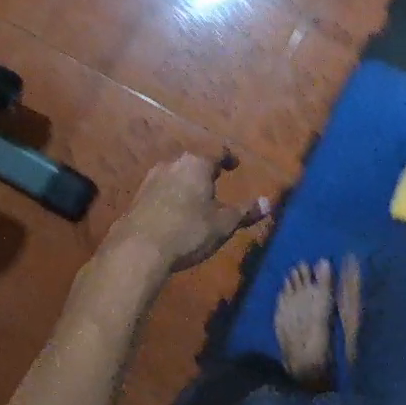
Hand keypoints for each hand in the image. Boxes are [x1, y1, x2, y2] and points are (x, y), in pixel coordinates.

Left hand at [108, 152, 269, 272]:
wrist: (137, 249)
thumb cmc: (188, 230)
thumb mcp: (223, 224)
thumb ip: (245, 212)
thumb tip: (268, 202)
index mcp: (197, 165)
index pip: (218, 155)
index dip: (228, 160)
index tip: (234, 165)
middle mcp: (173, 165)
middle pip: (193, 164)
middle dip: (204, 172)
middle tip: (215, 182)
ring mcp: (151, 180)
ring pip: (174, 177)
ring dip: (185, 185)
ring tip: (193, 199)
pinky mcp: (136, 198)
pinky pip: (160, 192)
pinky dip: (169, 198)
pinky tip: (172, 214)